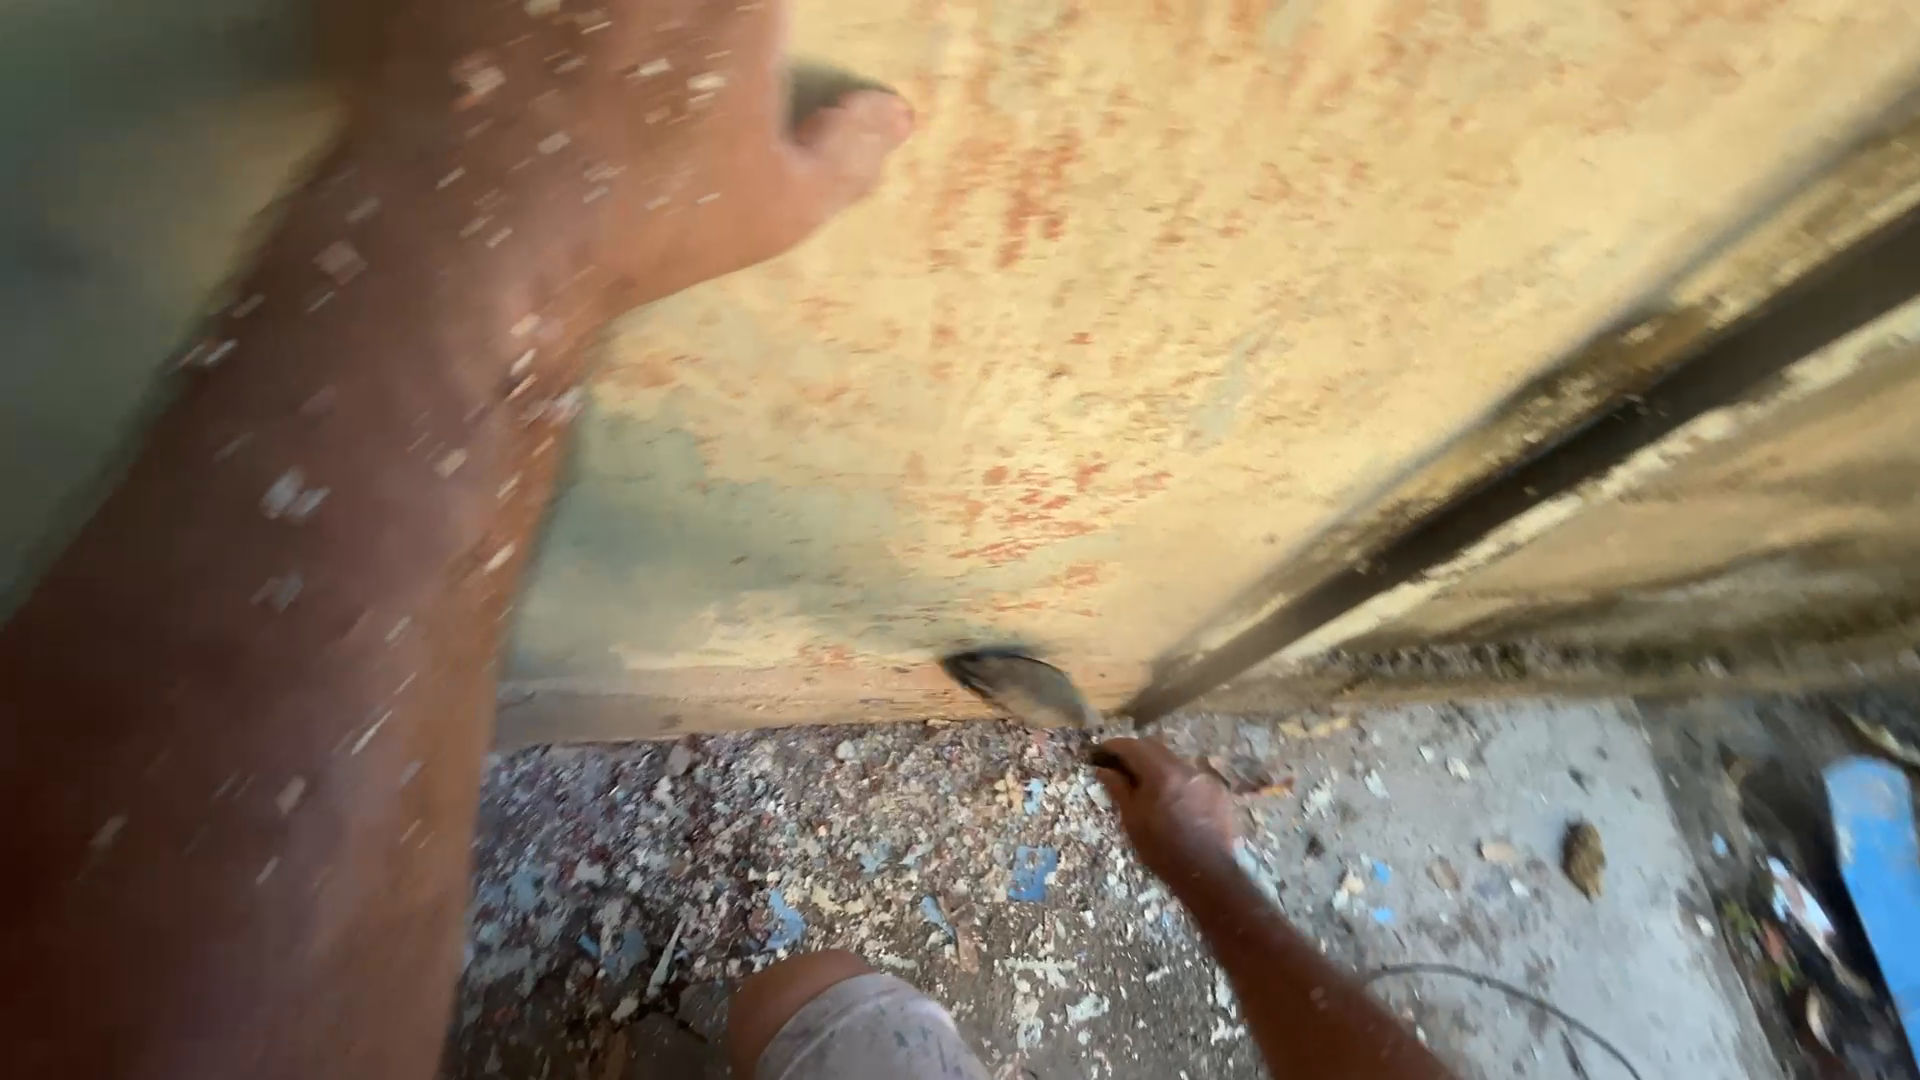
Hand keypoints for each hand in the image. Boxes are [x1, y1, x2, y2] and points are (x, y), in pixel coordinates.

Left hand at [339, 0, 911, 305]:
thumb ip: (848, 153)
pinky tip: (550, 37)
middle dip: (698, 24)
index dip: (763, 19)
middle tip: (688, 69)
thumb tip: (898, 115)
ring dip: (616, 19)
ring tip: (625, 60)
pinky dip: (537, 13)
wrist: (500, 233)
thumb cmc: (659, 220)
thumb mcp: (780, 208)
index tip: (760, 39)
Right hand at [1093, 738, 1237, 882]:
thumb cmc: (1162, 849)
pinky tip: (1171, 796)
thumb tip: (1102, 769)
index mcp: (1161, 772)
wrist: (1207, 874)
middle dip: (1134, 752)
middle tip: (1118, 765)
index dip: (1112, 746)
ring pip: (1172, 759)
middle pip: (1153, 747)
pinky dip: (1175, 778)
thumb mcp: (1132, 819)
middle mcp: (1184, 767)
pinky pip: (1189, 774)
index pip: (1131, 746)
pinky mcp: (1217, 789)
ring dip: (1155, 764)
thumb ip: (1117, 787)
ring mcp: (1203, 777)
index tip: (1099, 753)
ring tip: (1144, 782)